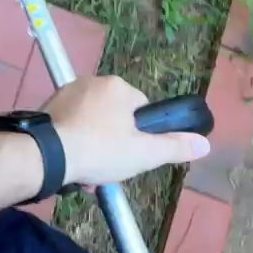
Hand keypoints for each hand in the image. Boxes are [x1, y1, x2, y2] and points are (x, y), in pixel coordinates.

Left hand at [44, 75, 209, 185]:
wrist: (48, 154)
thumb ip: (174, 147)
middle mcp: (93, 80)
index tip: (132, 154)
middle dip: (115, 143)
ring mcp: (69, 90)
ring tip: (90, 172)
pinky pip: (72, 123)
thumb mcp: (143, 154)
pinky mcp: (51, 104)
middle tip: (110, 167)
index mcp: (118, 86)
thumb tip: (204, 144)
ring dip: (95, 145)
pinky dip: (76, 140)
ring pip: (93, 122)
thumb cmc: (100, 150)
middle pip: (115, 116)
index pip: (140, 109)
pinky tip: (73, 163)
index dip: (140, 134)